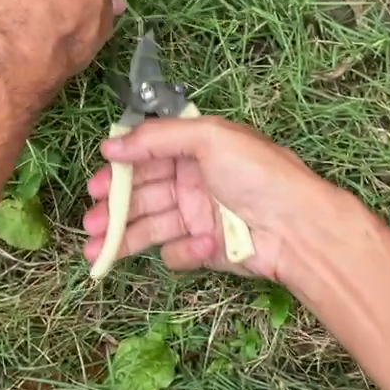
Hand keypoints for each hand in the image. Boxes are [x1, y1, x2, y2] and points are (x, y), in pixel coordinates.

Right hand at [80, 116, 344, 282]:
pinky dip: (183, 250)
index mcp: (194, 151)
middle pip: (142, 196)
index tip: (95, 185)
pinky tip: (203, 246)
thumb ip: (157, 138)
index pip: (146, 160)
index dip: (119, 173)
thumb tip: (110, 145)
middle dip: (114, 210)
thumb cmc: (258, 174)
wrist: (298, 227)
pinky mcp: (204, 249)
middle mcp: (192, 182)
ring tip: (96, 250)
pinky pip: (177, 251)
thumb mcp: (209, 138)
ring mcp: (197, 217)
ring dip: (123, 238)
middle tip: (91, 222)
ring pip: (149, 227)